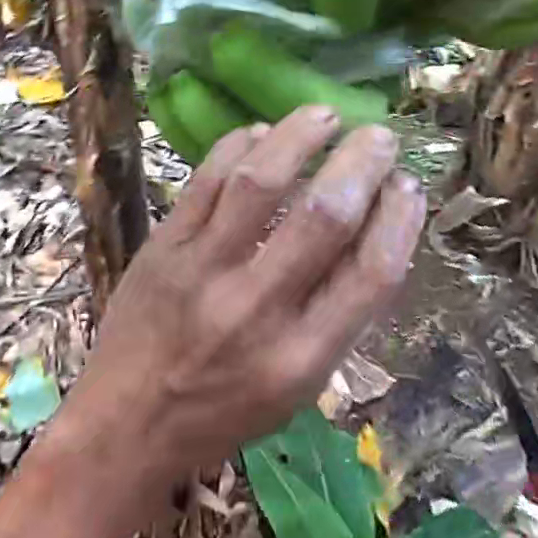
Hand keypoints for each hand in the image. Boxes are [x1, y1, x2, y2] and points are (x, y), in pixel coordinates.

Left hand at [54, 105, 423, 488]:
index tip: (409, 186)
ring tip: (324, 115)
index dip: (401, 218)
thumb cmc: (222, 411)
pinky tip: (260, 133)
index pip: (373, 272)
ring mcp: (202, 271)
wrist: (127, 422)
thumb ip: (336, 318)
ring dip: (300, 137)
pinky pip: (206, 181)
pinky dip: (239, 147)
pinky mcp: (162, 247)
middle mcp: (256, 309)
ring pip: (260, 182)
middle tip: (378, 137)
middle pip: (324, 216)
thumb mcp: (297, 387)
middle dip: (362, 163)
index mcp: (303, 357)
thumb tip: (372, 234)